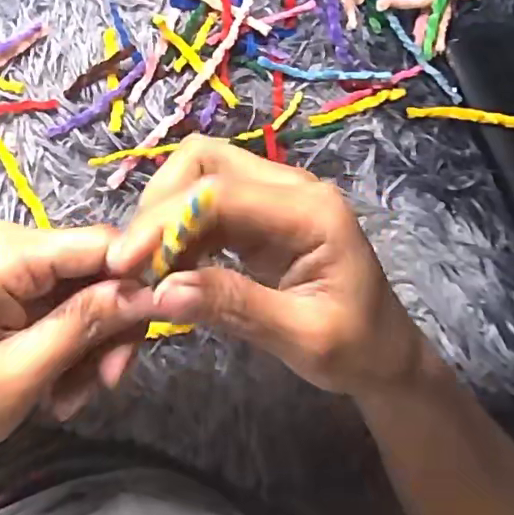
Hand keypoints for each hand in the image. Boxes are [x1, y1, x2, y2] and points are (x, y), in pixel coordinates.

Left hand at [0, 221, 154, 475]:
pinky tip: (56, 389)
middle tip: (107, 384)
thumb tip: (150, 292)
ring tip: (69, 399)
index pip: (99, 241)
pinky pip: (66, 304)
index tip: (159, 326)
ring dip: (89, 345)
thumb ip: (85, 325)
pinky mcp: (14, 283)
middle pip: (97, 268)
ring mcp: (13, 261)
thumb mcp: (20, 373)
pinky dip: (71, 345)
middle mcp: (12, 241)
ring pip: (87, 291)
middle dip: (108, 326)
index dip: (137, 275)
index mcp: (5, 251)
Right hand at [107, 136, 439, 398]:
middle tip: (133, 262)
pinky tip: (168, 266)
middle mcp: (287, 185)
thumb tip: (161, 292)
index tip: (126, 265)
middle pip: (202, 160)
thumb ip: (235, 308)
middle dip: (159, 205)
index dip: (164, 221)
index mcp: (310, 209)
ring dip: (162, 215)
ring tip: (146, 267)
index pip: (218, 192)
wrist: (387, 354)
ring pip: (196, 174)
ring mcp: (270, 193)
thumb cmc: (359, 350)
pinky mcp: (255, 211)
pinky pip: (202, 202)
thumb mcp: (304, 339)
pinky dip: (175, 229)